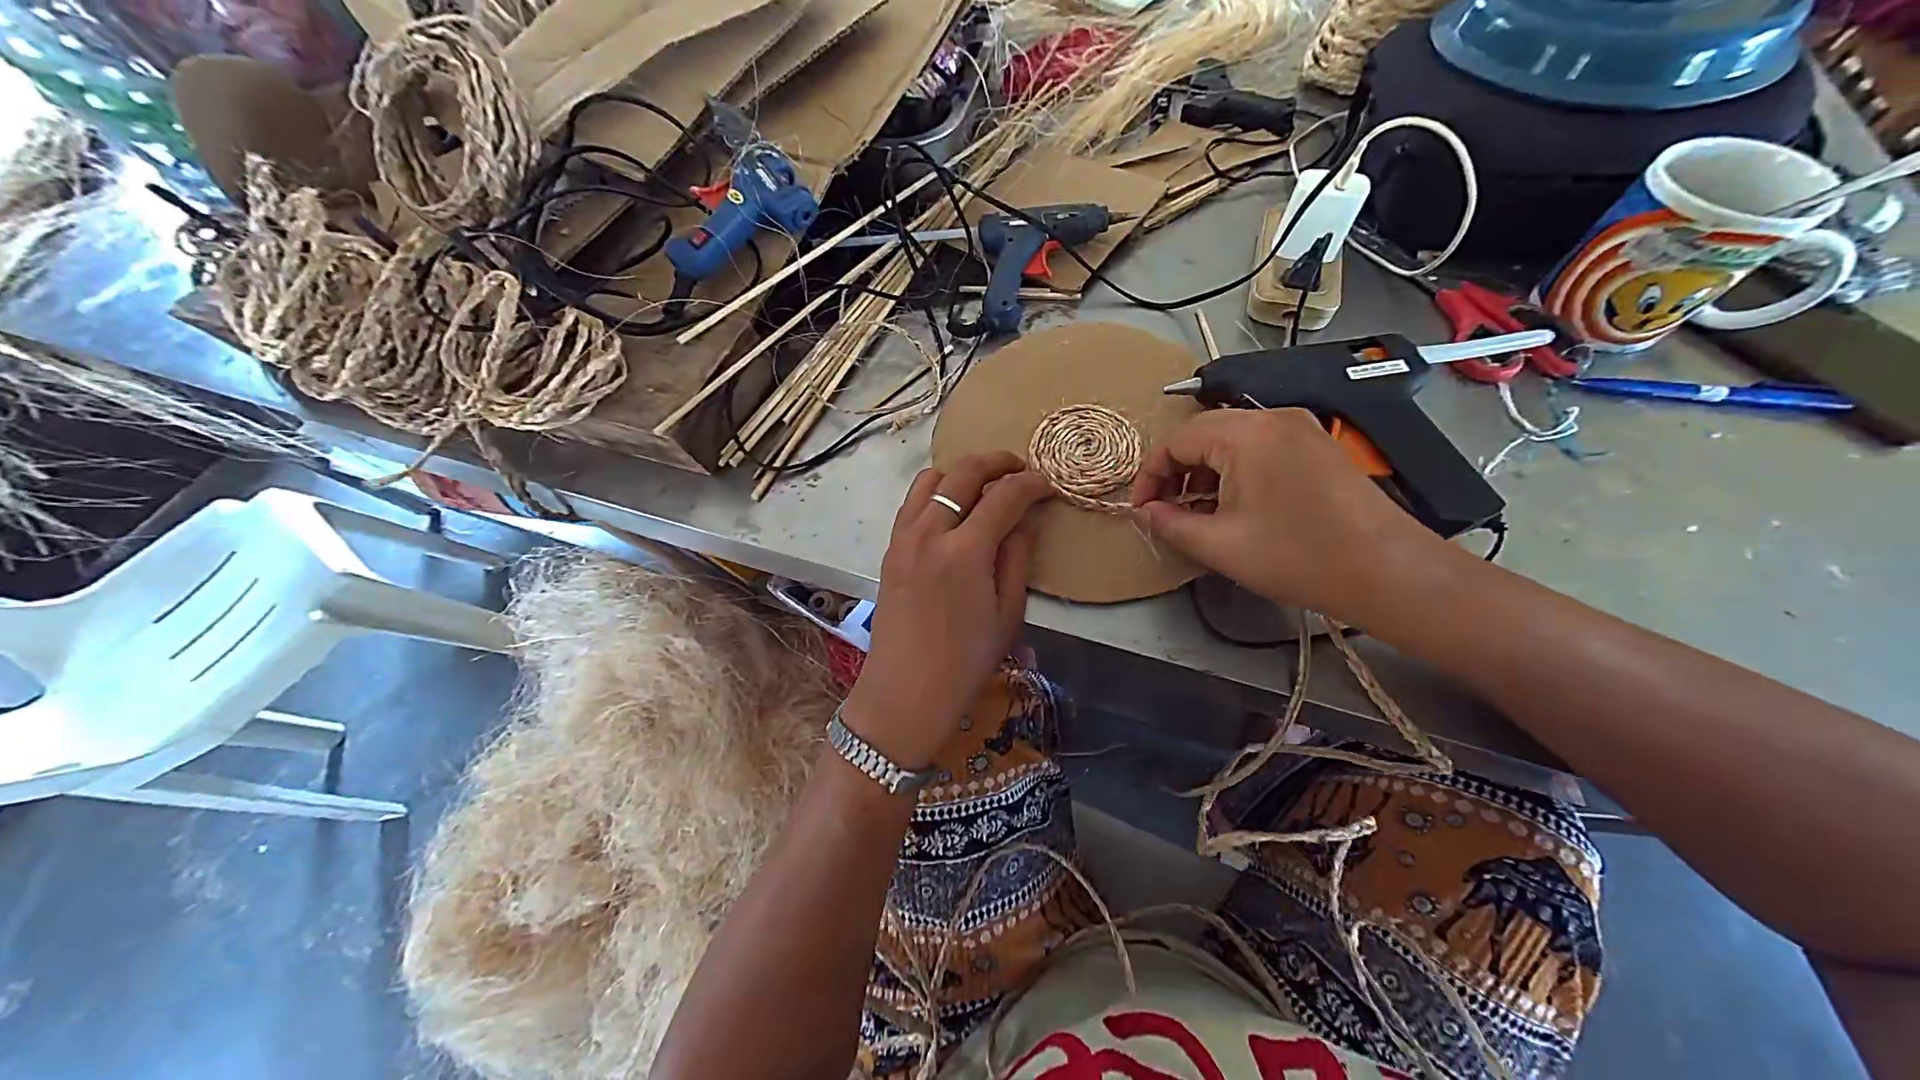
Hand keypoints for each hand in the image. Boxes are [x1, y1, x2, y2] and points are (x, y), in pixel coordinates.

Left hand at [842, 452, 1053, 768]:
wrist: (906, 691)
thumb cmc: (966, 660)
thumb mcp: (1008, 612)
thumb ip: (1017, 557)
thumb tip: (1024, 519)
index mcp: (965, 551)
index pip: (1005, 496)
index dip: (1032, 484)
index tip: (1048, 486)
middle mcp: (929, 533)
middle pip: (964, 472)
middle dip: (997, 462)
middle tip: (1020, 470)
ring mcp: (903, 539)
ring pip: (931, 479)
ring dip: (961, 473)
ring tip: (984, 488)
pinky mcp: (889, 550)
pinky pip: (912, 503)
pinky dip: (936, 493)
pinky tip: (953, 511)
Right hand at [1128, 408, 1450, 621]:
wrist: (1386, 570)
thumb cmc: (1300, 557)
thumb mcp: (1221, 545)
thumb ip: (1171, 524)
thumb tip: (1147, 513)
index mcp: (1247, 434)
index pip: (1176, 440)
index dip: (1149, 474)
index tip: (1141, 507)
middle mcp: (1274, 418)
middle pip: (1203, 432)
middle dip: (1175, 470)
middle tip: (1163, 508)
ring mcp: (1300, 428)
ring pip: (1231, 437)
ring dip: (1204, 469)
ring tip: (1195, 510)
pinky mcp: (1317, 445)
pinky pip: (1259, 445)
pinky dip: (1234, 468)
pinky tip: (1231, 502)